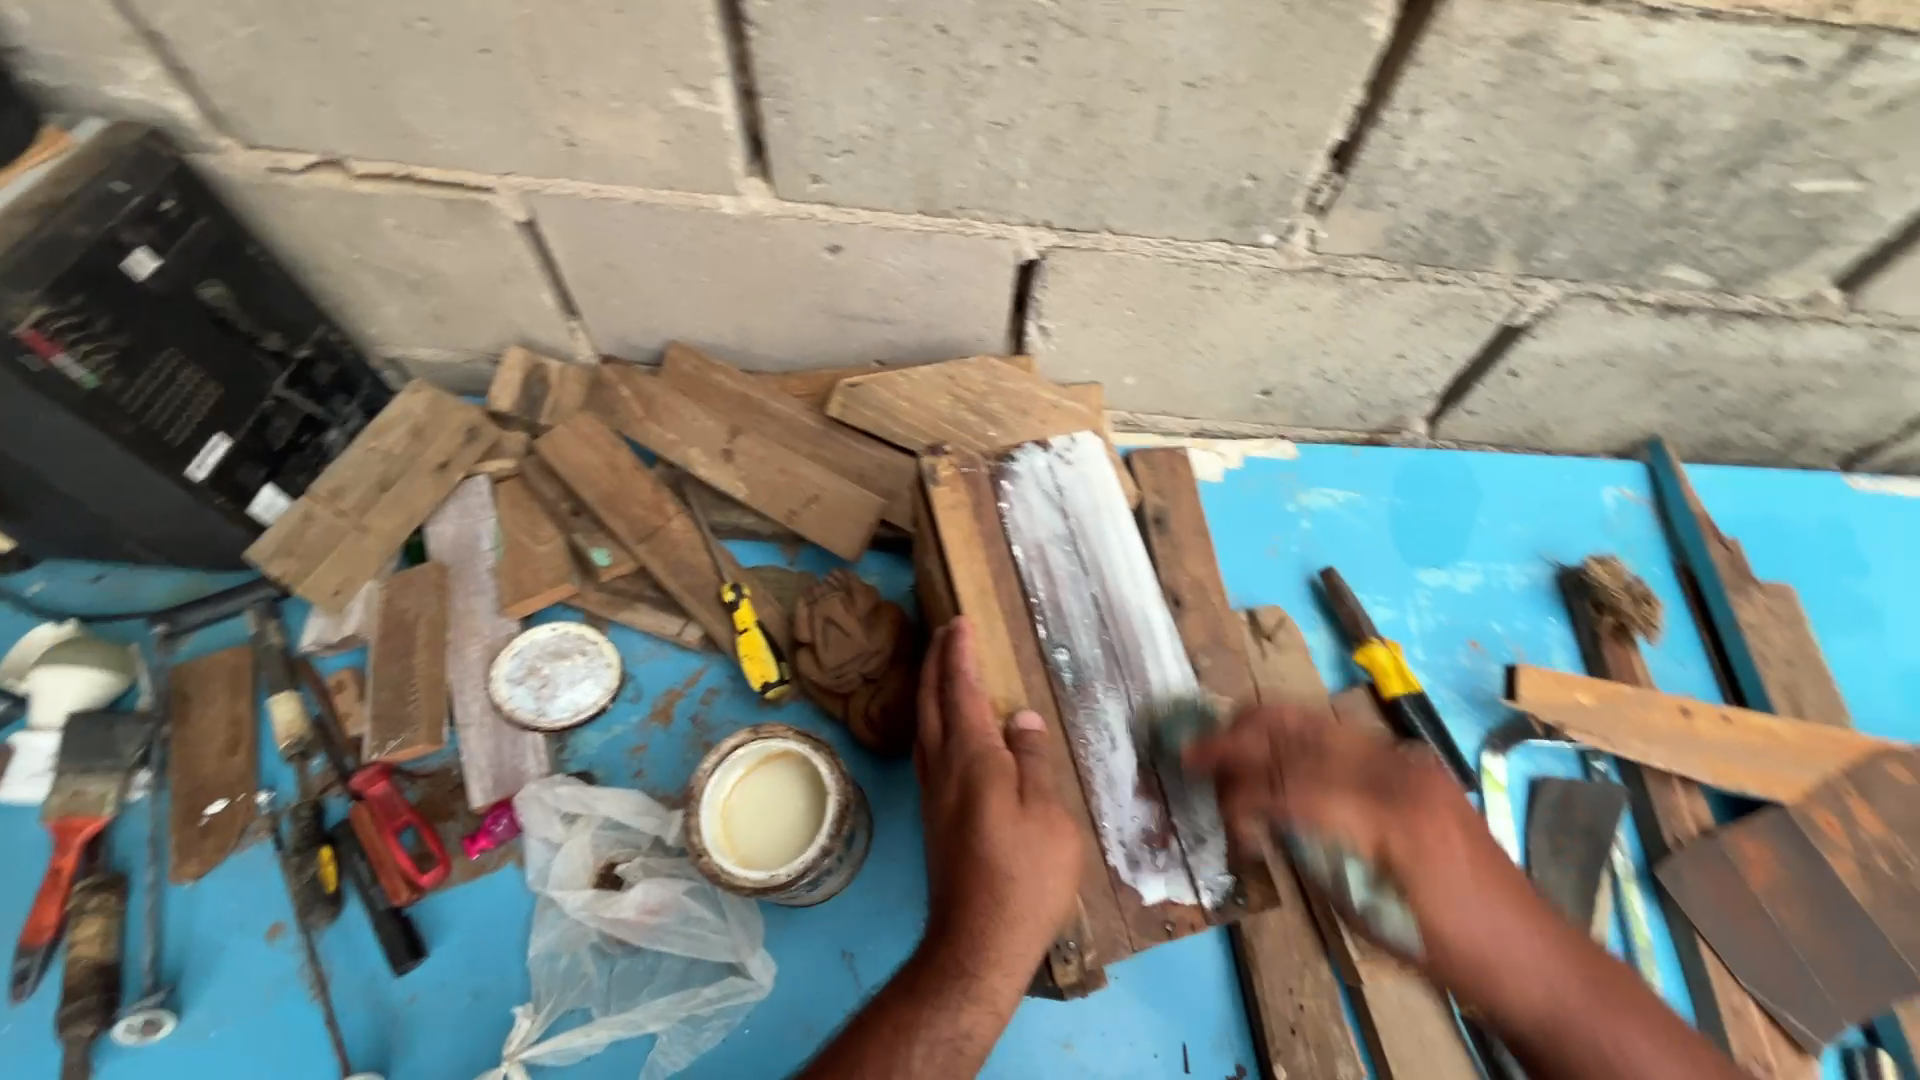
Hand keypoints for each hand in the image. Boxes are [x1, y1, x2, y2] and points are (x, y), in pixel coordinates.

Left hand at [914, 617, 1082, 978]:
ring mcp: (932, 793)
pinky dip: (932, 720)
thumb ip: (1032, 760)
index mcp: (971, 758)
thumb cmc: (1024, 877)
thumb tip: (1018, 717)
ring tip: (941, 668)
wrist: (977, 943)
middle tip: (946, 631)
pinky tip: (944, 730)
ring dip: (930, 688)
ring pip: (923, 724)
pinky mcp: (933, 816)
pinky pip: (927, 748)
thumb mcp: (1047, 815)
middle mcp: (942, 767)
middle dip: (937, 661)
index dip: (960, 653)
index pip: (961, 689)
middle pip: (931, 700)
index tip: (960, 622)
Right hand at [1184, 706, 1545, 993]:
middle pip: (1296, 732)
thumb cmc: (1440, 947)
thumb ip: (1303, 846)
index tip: (1205, 798)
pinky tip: (1270, 751)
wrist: (1529, 949)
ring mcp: (1408, 760)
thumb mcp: (1359, 909)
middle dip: (1236, 737)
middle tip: (1195, 750)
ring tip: (1222, 741)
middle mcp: (1397, 773)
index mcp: (1387, 820)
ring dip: (1260, 727)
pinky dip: (1293, 737)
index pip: (1287, 784)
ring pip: (1314, 721)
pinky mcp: (1412, 762)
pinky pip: (1337, 735)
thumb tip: (1250, 812)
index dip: (1237, 790)